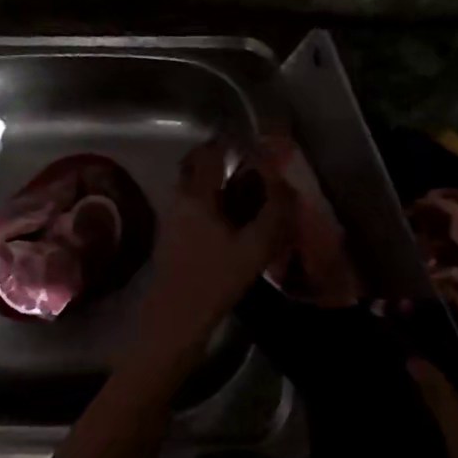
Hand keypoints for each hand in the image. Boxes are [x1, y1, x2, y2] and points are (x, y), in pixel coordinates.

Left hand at [131, 140, 289, 368]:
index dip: (230, 140)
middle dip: (218, 156)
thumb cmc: (215, 279)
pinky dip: (207, 198)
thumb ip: (275, 214)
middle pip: (195, 164)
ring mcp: (171, 217)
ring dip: (212, 178)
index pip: (210, 151)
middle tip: (245, 161)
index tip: (250, 140)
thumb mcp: (255, 248)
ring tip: (242, 187)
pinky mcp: (170, 235)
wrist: (175, 317)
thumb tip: (287, 187)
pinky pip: (190, 203)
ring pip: (190, 184)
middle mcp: (180, 198)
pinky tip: (228, 216)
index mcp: (198, 194)